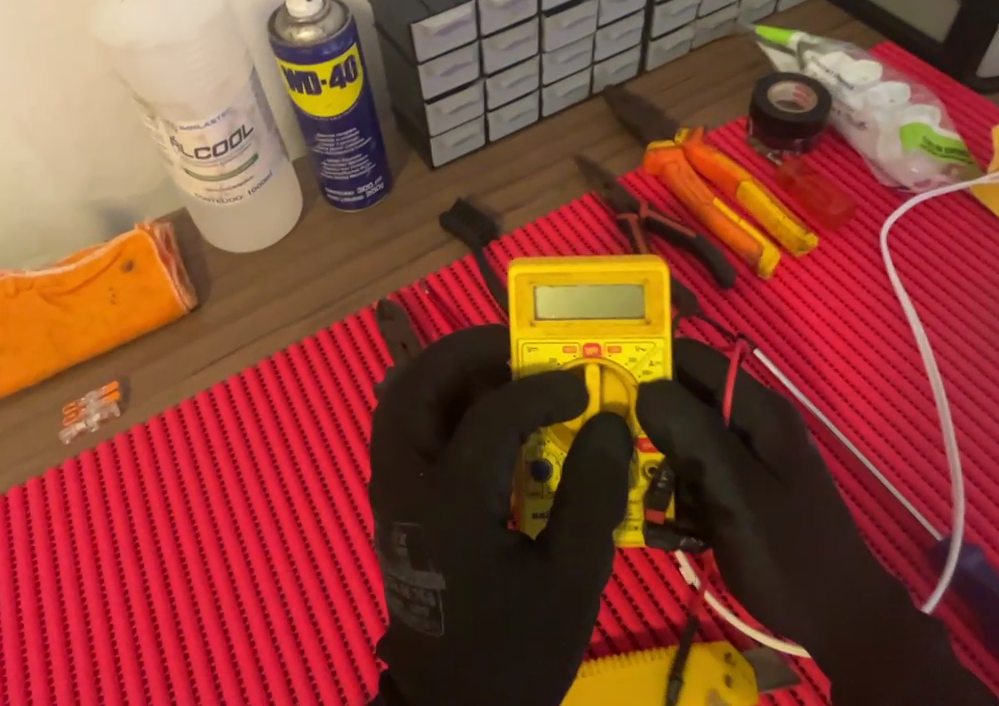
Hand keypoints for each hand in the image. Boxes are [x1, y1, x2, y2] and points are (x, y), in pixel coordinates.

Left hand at [368, 326, 634, 705]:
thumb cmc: (515, 652)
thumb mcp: (572, 581)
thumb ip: (592, 494)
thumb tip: (608, 419)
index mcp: (449, 505)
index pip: (492, 415)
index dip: (542, 389)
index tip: (583, 384)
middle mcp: (405, 486)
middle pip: (417, 385)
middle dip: (469, 352)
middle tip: (521, 347)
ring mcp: (390, 493)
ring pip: (402, 400)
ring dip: (450, 372)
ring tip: (506, 369)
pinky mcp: (393, 502)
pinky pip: (408, 426)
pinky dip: (443, 401)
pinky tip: (488, 413)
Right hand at [636, 339, 932, 686]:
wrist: (839, 622)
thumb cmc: (789, 552)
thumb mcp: (735, 489)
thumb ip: (691, 432)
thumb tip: (646, 387)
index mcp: (758, 409)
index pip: (694, 358)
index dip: (651, 365)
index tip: (611, 390)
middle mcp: (751, 423)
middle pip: (683, 402)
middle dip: (653, 432)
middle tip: (631, 464)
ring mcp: (745, 458)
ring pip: (683, 443)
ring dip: (665, 474)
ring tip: (663, 512)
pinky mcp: (738, 489)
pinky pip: (694, 477)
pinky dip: (679, 500)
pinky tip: (679, 534)